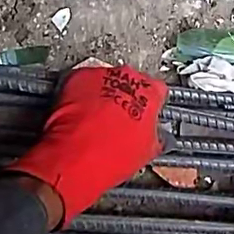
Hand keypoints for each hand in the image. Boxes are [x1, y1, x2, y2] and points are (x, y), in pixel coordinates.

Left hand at [6, 65, 166, 224]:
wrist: (75, 158)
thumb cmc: (110, 155)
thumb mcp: (147, 151)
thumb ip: (155, 136)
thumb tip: (156, 138)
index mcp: (151, 92)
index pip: (158, 90)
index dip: (150, 105)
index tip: (143, 115)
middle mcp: (129, 77)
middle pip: (132, 81)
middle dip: (126, 96)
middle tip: (118, 118)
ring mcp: (104, 75)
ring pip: (106, 80)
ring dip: (103, 94)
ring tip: (95, 118)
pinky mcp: (79, 77)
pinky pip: (82, 81)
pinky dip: (80, 93)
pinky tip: (80, 113)